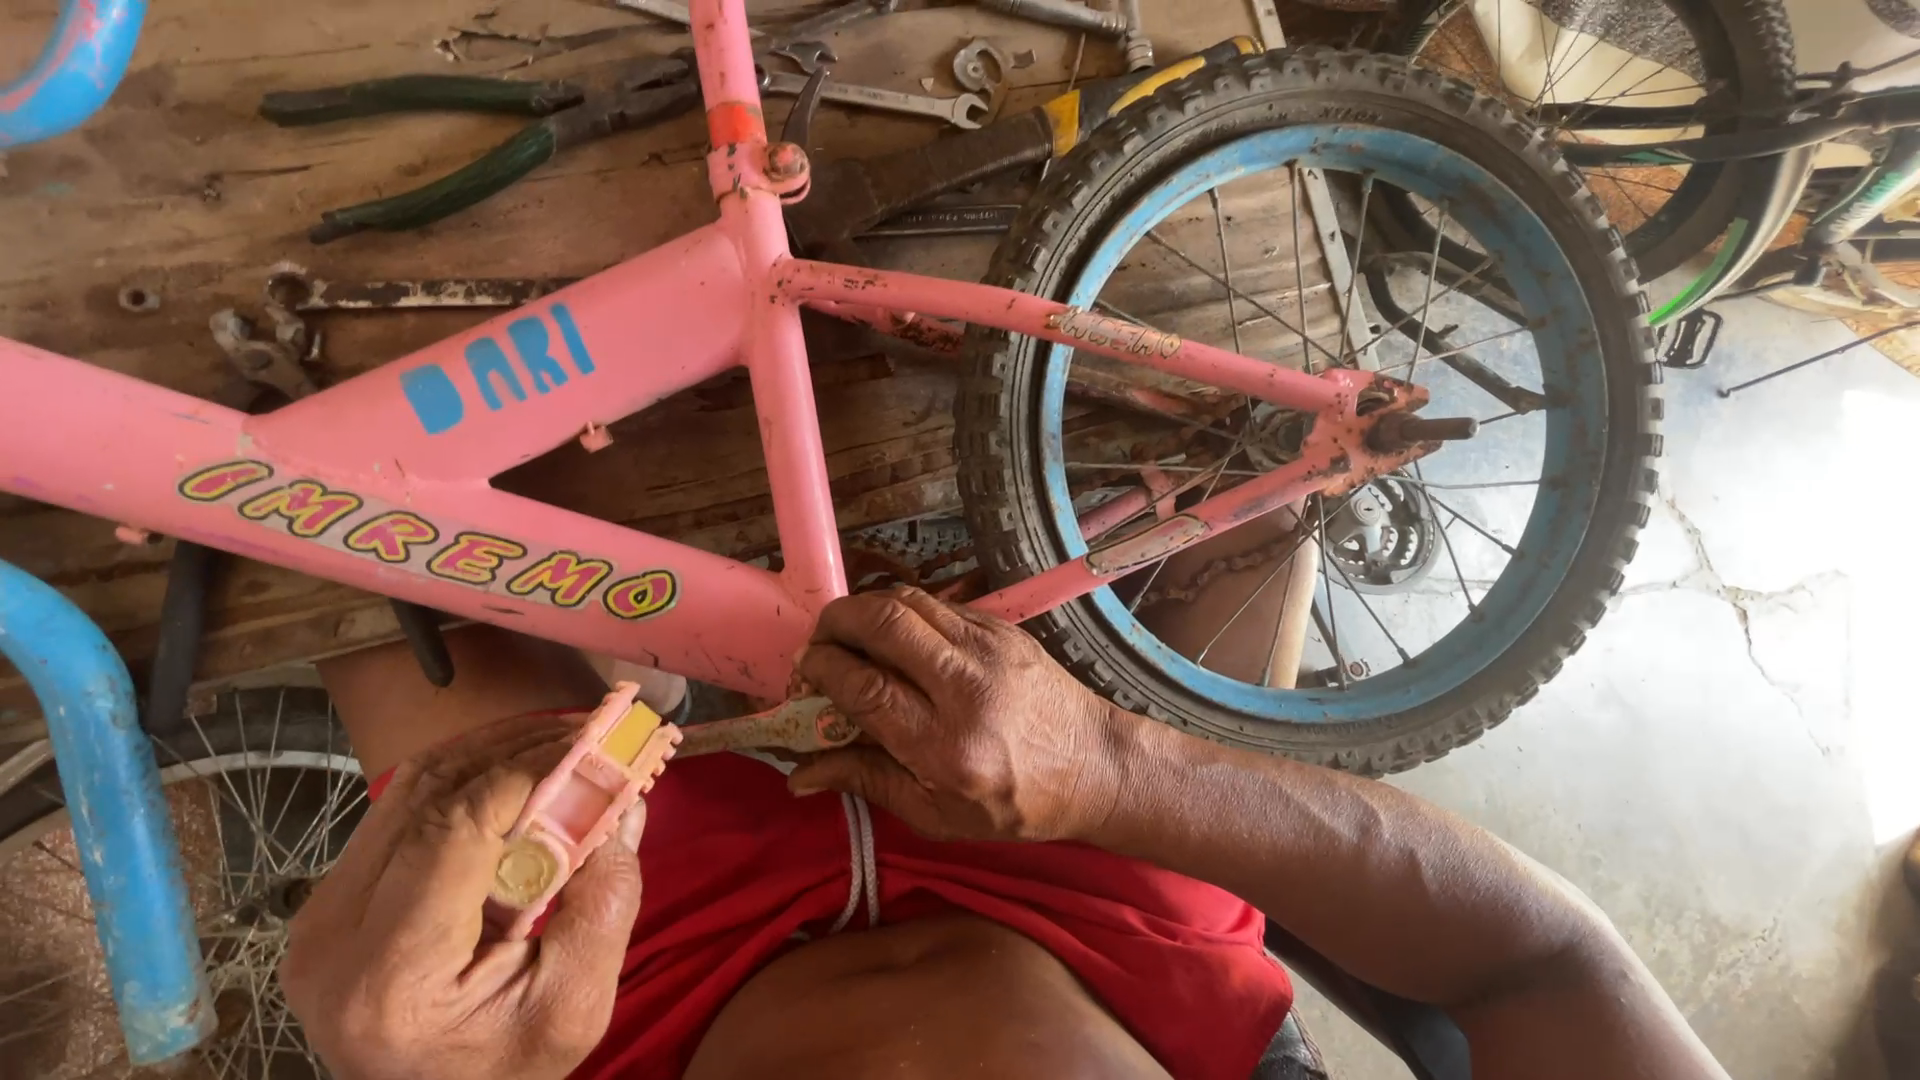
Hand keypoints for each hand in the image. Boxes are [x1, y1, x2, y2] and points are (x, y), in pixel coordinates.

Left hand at [281, 715, 644, 1079]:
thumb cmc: (506, 1068)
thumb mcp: (576, 1005)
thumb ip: (604, 905)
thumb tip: (625, 802)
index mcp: (389, 974)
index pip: (454, 829)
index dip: (528, 771)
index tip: (595, 744)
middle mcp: (333, 934)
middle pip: (431, 796)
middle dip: (522, 748)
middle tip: (594, 729)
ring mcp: (324, 910)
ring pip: (414, 786)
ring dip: (496, 749)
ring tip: (566, 736)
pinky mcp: (338, 894)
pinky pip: (406, 803)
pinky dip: (471, 769)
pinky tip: (524, 763)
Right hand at [787, 588, 1131, 842]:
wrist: (1095, 764)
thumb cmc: (1015, 804)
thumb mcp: (937, 815)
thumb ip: (866, 782)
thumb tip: (798, 774)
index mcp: (945, 745)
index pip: (865, 686)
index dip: (823, 669)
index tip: (805, 673)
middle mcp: (965, 685)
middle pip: (882, 622)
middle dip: (835, 622)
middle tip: (820, 643)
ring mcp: (988, 646)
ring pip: (908, 600)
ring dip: (865, 609)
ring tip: (850, 635)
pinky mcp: (1002, 626)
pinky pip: (937, 604)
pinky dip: (903, 612)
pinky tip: (896, 638)